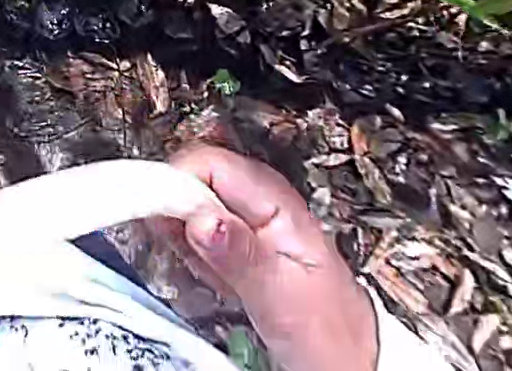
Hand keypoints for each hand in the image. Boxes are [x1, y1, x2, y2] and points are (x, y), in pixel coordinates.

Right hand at [163, 145, 377, 370]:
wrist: (350, 361)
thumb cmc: (326, 332)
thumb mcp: (281, 297)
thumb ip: (238, 255)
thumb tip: (198, 218)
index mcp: (271, 195)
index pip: (206, 161)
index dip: (176, 184)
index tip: (161, 219)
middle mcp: (257, 193)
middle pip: (194, 175)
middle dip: (178, 212)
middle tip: (190, 255)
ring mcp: (247, 212)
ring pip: (191, 202)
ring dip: (185, 236)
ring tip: (209, 272)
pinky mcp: (240, 234)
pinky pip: (199, 228)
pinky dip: (194, 251)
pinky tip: (213, 277)